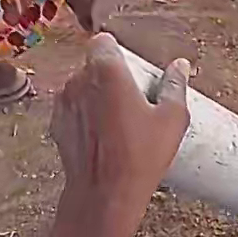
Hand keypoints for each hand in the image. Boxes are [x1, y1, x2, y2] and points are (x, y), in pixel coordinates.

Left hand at [48, 34, 190, 236]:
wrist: (104, 195)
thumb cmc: (140, 156)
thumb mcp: (172, 119)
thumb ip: (174, 86)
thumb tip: (180, 66)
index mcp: (106, 70)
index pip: (103, 41)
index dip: (118, 52)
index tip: (133, 70)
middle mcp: (78, 80)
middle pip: (93, 65)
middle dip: (111, 76)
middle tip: (133, 100)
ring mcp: (63, 103)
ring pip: (81, 87)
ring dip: (97, 96)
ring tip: (120, 122)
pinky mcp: (57, 124)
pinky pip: (74, 109)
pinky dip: (85, 116)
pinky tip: (104, 137)